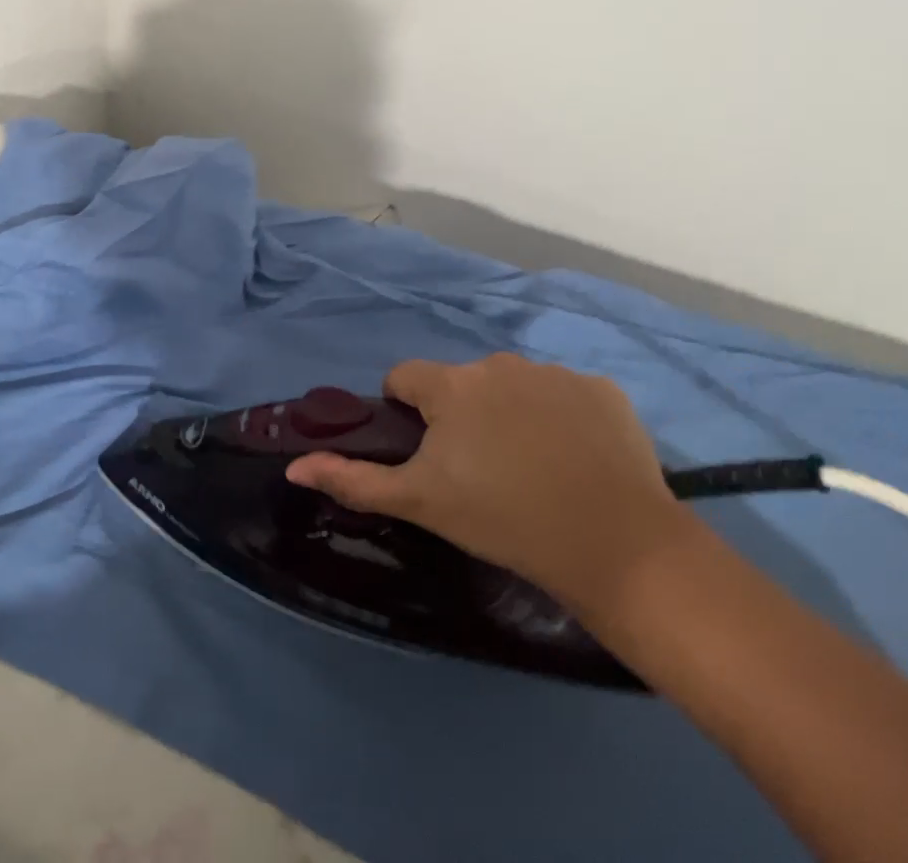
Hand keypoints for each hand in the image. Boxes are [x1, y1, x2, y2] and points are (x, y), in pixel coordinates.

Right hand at [285, 355, 696, 605]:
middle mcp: (501, 364)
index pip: (404, 377)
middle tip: (475, 473)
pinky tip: (570, 463)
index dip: (404, 413)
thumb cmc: (500, 519)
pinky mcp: (604, 391)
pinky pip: (561, 396)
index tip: (423, 455)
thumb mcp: (418, 503)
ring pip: (511, 388)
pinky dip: (557, 420)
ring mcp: (557, 374)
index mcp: (452, 385)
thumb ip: (353, 479)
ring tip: (527, 470)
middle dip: (457, 416)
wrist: (613, 543)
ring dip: (506, 415)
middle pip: (459, 383)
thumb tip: (294, 467)